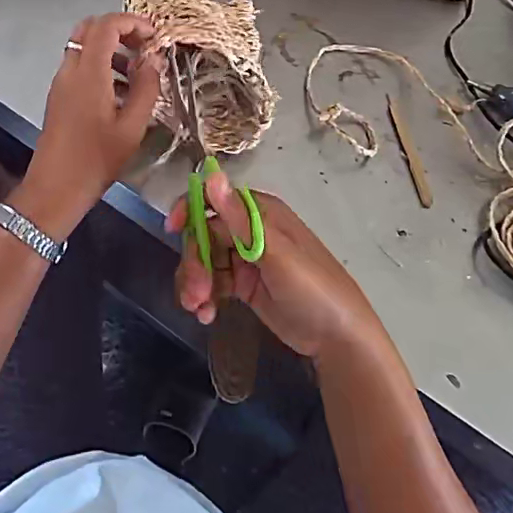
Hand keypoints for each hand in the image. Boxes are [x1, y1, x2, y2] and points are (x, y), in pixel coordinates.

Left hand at [16, 13, 163, 236]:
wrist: (56, 187)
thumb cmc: (97, 158)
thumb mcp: (132, 126)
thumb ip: (147, 87)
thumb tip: (154, 59)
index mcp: (88, 73)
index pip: (106, 25)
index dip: (133, 22)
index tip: (155, 36)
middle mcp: (70, 69)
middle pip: (91, 28)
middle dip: (121, 30)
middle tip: (145, 48)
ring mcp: (61, 81)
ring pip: (84, 46)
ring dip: (111, 48)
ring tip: (137, 74)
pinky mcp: (59, 94)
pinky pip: (80, 65)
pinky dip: (101, 65)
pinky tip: (121, 91)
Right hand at [170, 174, 384, 359]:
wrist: (339, 338)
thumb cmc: (313, 288)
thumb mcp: (275, 253)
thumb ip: (238, 218)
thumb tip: (210, 173)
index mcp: (259, 212)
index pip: (214, 200)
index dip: (190, 211)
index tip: (172, 230)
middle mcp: (250, 230)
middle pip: (204, 234)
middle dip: (193, 262)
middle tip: (194, 294)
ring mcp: (246, 257)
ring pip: (204, 260)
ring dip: (195, 282)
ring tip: (199, 310)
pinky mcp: (244, 284)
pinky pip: (213, 282)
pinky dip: (204, 297)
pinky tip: (207, 316)